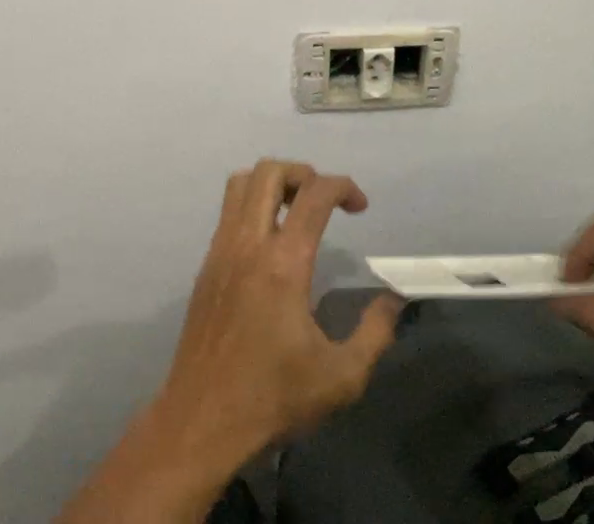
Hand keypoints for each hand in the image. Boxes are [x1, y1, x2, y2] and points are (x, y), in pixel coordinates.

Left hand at [157, 159, 402, 447]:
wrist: (201, 422)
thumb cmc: (273, 399)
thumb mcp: (342, 377)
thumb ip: (375, 332)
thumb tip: (392, 300)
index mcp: (282, 265)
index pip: (313, 195)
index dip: (343, 186)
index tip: (361, 207)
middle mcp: (246, 246)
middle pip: (268, 173)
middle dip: (304, 172)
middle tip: (326, 201)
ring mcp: (219, 253)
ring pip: (239, 185)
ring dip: (273, 185)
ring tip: (298, 212)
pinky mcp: (205, 269)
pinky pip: (227, 214)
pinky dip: (252, 208)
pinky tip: (272, 245)